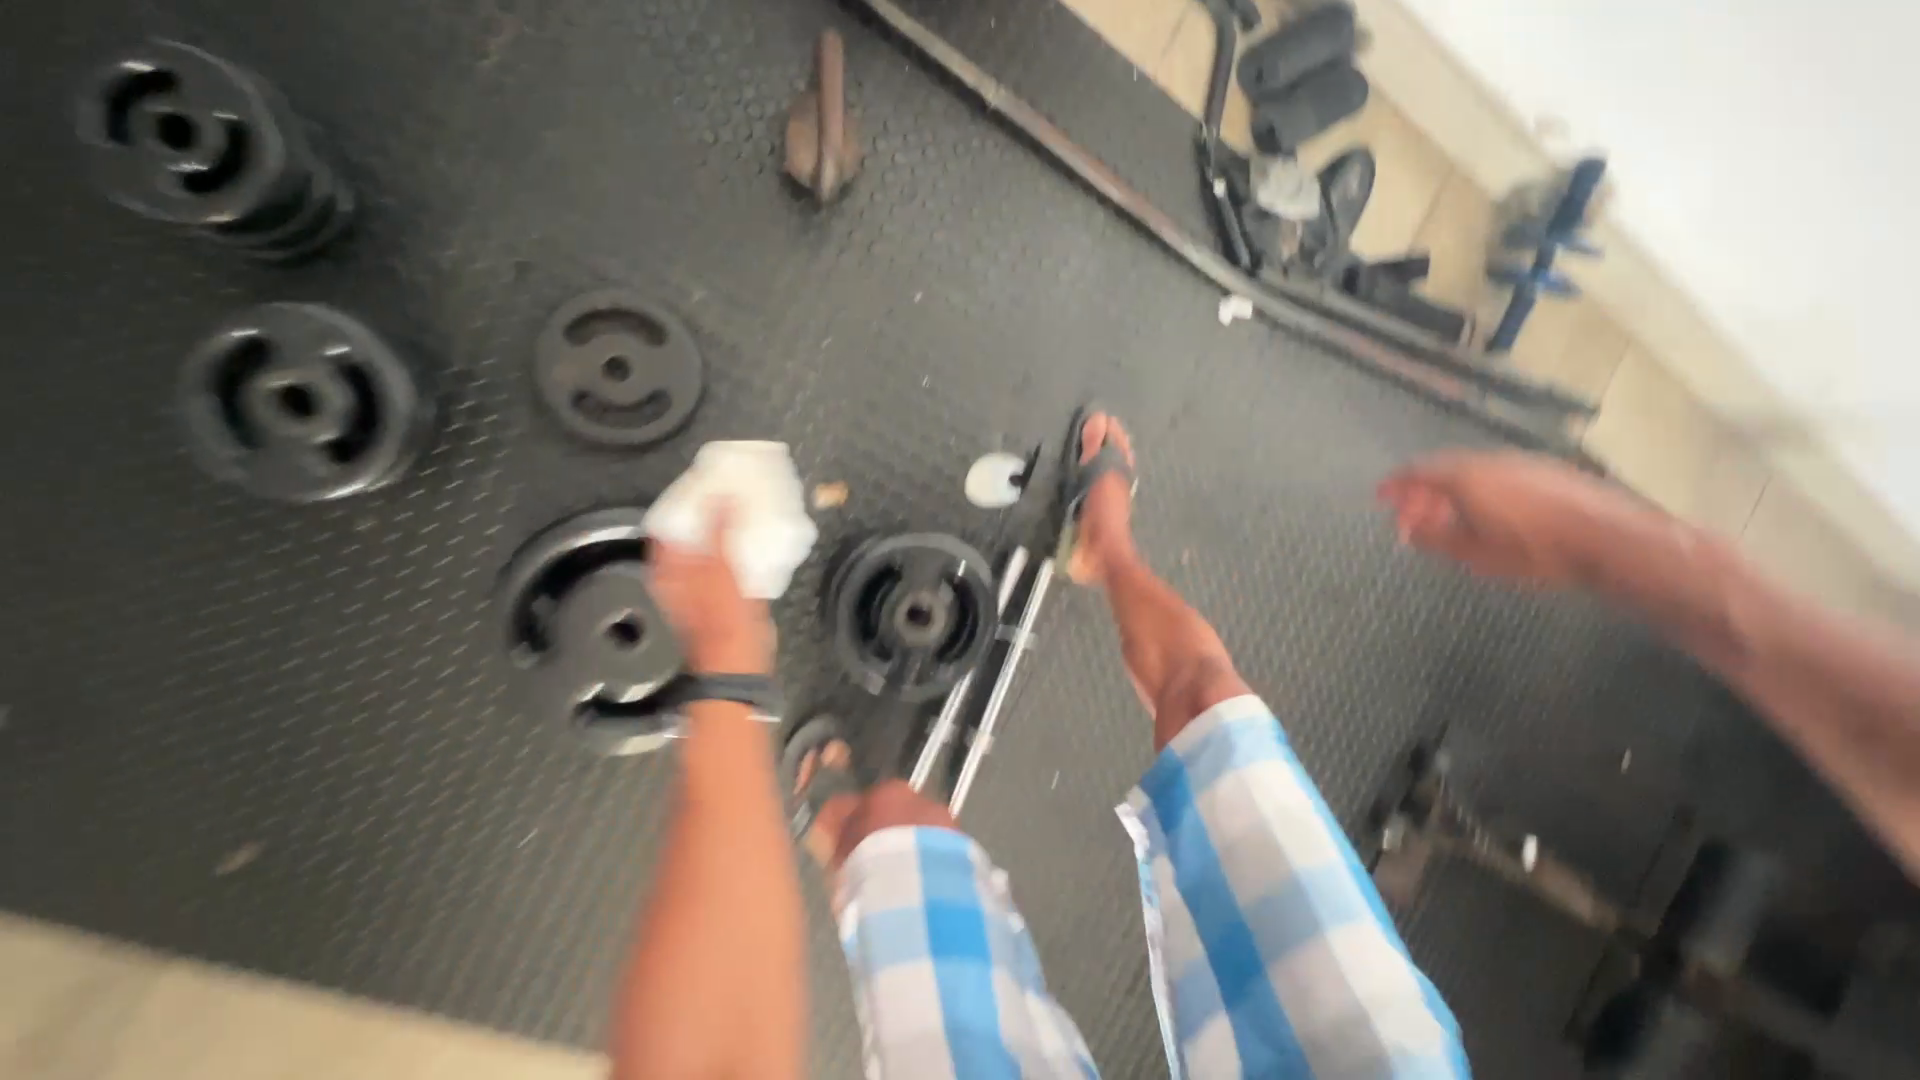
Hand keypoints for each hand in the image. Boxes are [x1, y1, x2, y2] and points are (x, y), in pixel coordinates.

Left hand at [649, 503, 774, 674]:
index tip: (708, 483)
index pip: (670, 522)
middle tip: (732, 492)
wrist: (740, 662)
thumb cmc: (724, 622)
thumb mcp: (721, 567)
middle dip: (711, 513)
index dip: (686, 500)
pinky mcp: (722, 595)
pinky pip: (728, 562)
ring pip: (710, 547)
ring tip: (745, 510)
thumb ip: (720, 529)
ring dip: (726, 530)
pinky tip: (754, 538)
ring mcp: (700, 586)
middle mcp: (678, 575)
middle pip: (691, 533)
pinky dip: (738, 549)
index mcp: (668, 568)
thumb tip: (723, 494)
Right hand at [1377, 451, 1657, 585]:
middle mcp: (1489, 460)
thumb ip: (1435, 539)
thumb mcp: (1474, 554)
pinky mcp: (1546, 471)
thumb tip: (1409, 530)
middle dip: (1422, 491)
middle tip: (1413, 516)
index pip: (1415, 472)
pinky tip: (1485, 513)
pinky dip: (1478, 489)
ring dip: (1451, 490)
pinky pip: (1496, 474)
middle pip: (1442, 468)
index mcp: (1464, 476)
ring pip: (1472, 470)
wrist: (1612, 538)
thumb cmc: (1535, 550)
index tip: (1381, 498)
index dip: (1394, 485)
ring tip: (1448, 518)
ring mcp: (1521, 462)